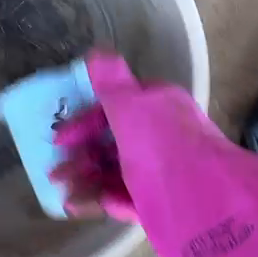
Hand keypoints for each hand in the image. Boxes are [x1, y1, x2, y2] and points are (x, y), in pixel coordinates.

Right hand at [51, 51, 228, 224]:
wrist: (203, 200)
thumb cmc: (161, 146)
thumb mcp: (131, 107)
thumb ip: (111, 82)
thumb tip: (97, 51)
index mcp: (158, 108)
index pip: (116, 107)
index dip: (83, 122)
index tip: (59, 139)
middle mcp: (163, 137)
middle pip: (114, 143)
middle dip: (81, 156)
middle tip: (54, 173)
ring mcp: (164, 171)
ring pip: (118, 171)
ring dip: (87, 180)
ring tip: (65, 194)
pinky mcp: (164, 202)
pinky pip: (128, 197)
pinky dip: (104, 200)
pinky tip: (81, 206)